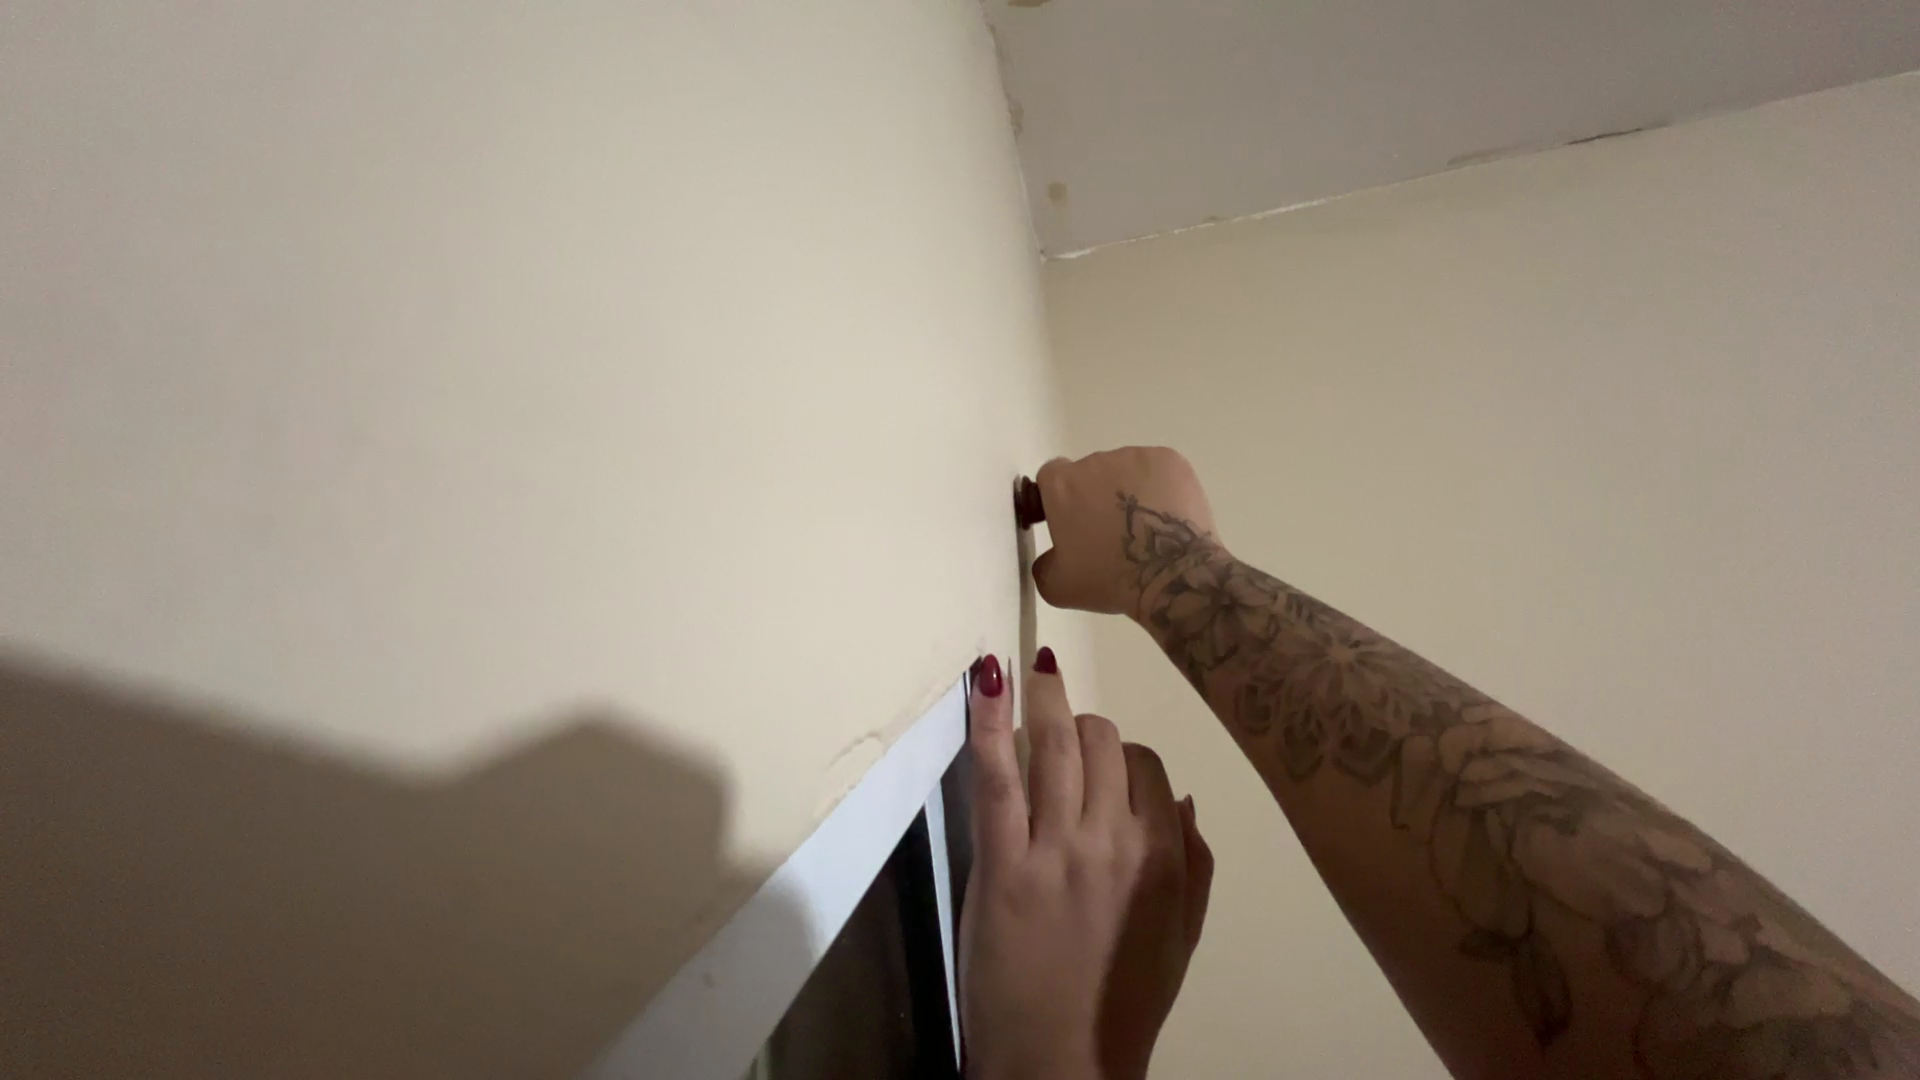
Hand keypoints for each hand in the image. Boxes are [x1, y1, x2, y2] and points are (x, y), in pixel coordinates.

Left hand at [959, 652, 1212, 1079]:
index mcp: (1164, 858)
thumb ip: (1196, 863)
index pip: (1147, 766)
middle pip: (1104, 744)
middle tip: (1065, 729)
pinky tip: (989, 679)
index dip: (1122, 757)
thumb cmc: (1121, 1001)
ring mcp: (1057, 847)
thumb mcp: (1181, 937)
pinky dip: (993, 720)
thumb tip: (1183, 797)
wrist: (1058, 1064)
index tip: (1101, 766)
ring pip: (1059, 745)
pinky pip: (999, 773)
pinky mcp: (1002, 860)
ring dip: (1047, 696)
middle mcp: (1116, 840)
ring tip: (1036, 666)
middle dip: (1086, 726)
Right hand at [1030, 448, 1219, 617]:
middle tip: (1111, 531)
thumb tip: (1053, 556)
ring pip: (1124, 469)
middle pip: (1089, 473)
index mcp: (1061, 485)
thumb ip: (1044, 563)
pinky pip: (1155, 469)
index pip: (1051, 476)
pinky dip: (1158, 486)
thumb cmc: (1110, 579)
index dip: (1059, 497)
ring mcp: (1133, 456)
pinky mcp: (1169, 459)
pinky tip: (1166, 514)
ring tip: (1145, 526)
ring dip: (1127, 490)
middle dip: (1096, 496)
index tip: (1070, 520)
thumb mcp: (1057, 587)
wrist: (1173, 575)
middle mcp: (1093, 461)